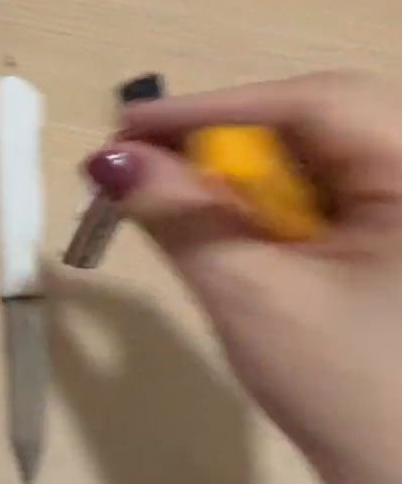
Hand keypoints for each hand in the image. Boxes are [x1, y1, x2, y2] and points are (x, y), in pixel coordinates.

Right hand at [86, 72, 401, 483]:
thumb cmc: (343, 380)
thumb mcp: (249, 291)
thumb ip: (179, 216)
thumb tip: (110, 159)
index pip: (319, 104)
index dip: (213, 107)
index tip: (123, 128)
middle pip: (324, 125)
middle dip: (220, 141)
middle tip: (131, 169)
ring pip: (324, 160)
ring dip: (236, 176)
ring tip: (165, 203)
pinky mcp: (401, 240)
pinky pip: (332, 197)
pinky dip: (265, 205)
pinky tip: (224, 229)